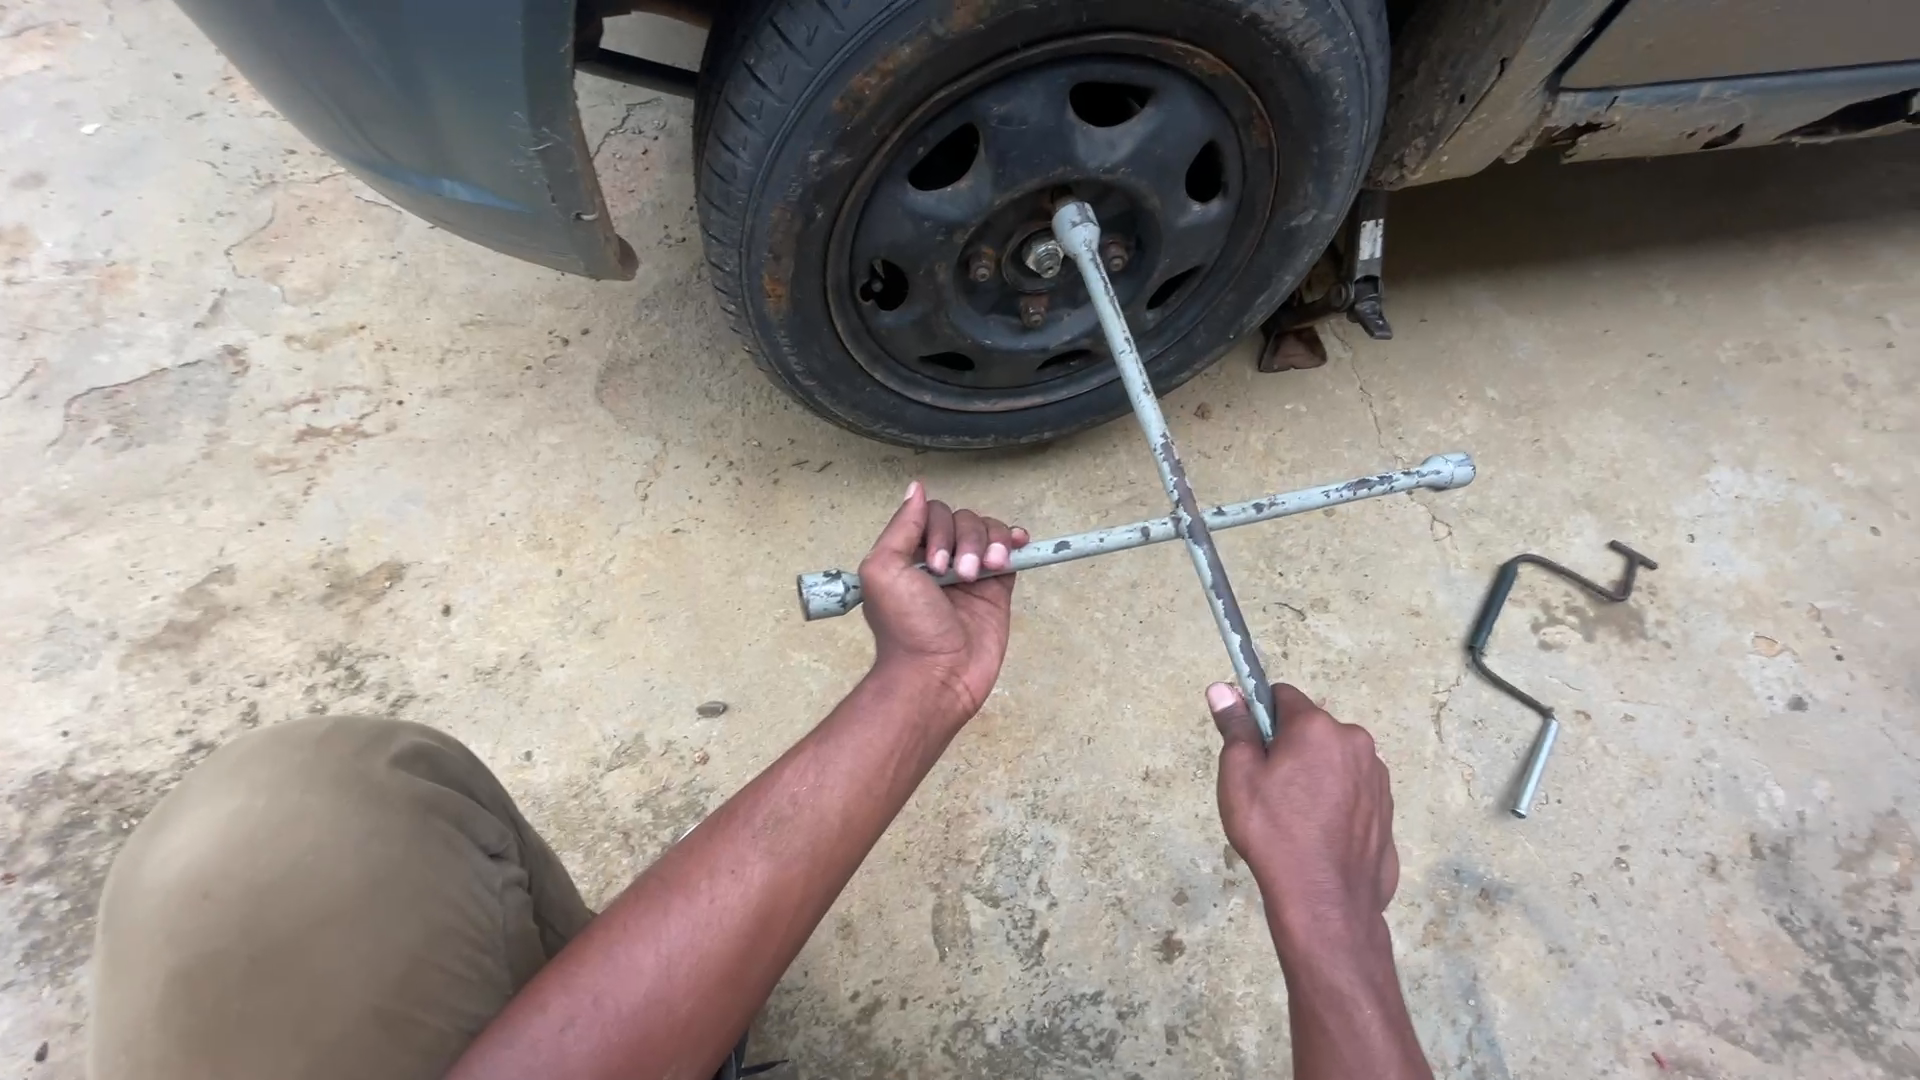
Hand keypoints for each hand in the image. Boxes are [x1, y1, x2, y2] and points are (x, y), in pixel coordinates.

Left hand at [859, 482, 1028, 723]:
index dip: (938, 531)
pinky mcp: (997, 589)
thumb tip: (917, 489)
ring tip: (985, 572)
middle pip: (963, 519)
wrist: (938, 675)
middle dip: (965, 541)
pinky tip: (1018, 544)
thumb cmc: (906, 630)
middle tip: (959, 575)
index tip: (934, 566)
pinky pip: (1010, 552)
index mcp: (908, 553)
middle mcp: (939, 559)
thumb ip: (901, 526)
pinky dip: (1015, 541)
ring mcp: (971, 573)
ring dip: (990, 544)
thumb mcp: (883, 570)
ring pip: (988, 532)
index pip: (932, 515)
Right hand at [1208, 682, 1399, 950]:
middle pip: (1309, 729)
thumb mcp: (1239, 775)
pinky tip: (1316, 832)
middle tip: (1265, 787)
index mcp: (1317, 727)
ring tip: (1291, 815)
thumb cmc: (1273, 831)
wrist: (1325, 901)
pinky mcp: (1386, 809)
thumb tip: (1222, 688)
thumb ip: (1236, 727)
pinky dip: (1332, 799)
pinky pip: (1350, 789)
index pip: (1282, 696)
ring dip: (1312, 772)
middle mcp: (1355, 742)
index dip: (1260, 716)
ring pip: (1331, 759)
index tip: (1250, 748)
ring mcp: (1377, 777)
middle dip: (1287, 746)